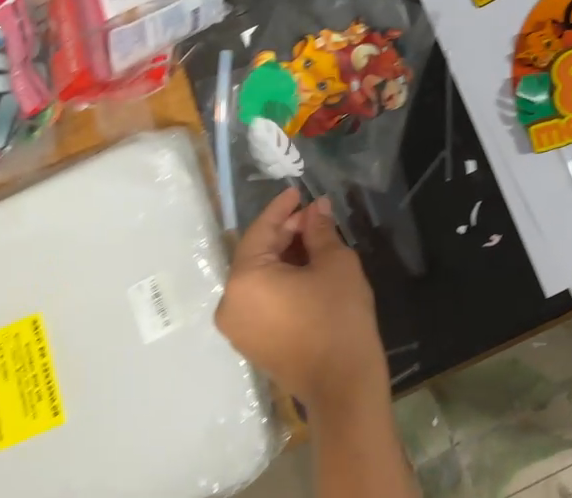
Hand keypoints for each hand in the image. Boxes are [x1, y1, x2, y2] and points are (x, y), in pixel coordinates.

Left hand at [215, 190, 389, 415]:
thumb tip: (317, 209)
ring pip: (258, 278)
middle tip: (316, 216)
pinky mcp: (250, 342)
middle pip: (255, 254)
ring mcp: (237, 327)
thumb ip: (320, 231)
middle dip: (286, 233)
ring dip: (284, 256)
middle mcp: (230, 303)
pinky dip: (280, 280)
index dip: (281, 208)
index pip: (259, 231)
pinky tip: (308, 270)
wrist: (341, 380)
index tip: (298, 191)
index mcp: (245, 279)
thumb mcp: (335, 263)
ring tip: (316, 240)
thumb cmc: (338, 315)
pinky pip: (260, 298)